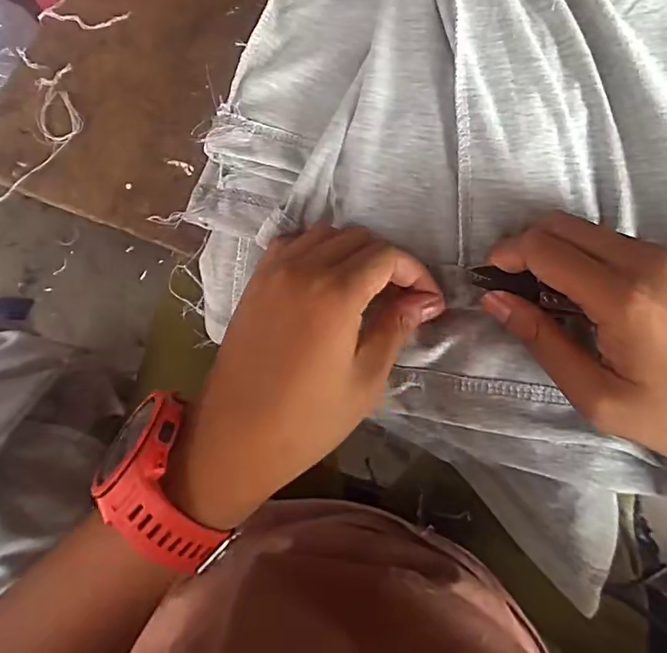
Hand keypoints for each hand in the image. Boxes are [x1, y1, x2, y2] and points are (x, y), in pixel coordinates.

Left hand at [164, 223, 444, 528]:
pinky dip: (317, 248)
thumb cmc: (307, 419)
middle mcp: (304, 267)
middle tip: (403, 298)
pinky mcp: (257, 277)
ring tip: (367, 288)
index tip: (430, 300)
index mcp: (335, 293)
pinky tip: (326, 278)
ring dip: (354, 250)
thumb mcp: (365, 379)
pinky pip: (294, 241)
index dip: (416, 272)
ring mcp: (276, 268)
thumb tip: (424, 301)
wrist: (237, 433)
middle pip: (359, 238)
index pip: (387, 256)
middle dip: (389, 261)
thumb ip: (394, 328)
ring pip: (327, 233)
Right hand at [478, 212, 666, 488]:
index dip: (507, 255)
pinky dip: (585, 254)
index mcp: (625, 298)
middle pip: (561, 224)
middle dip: (525, 244)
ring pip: (586, 228)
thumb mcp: (596, 395)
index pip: (545, 248)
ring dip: (555, 248)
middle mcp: (647, 262)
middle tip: (511, 281)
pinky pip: (614, 240)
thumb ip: (540, 339)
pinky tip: (587, 292)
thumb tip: (494, 299)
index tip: (489, 276)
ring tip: (548, 291)